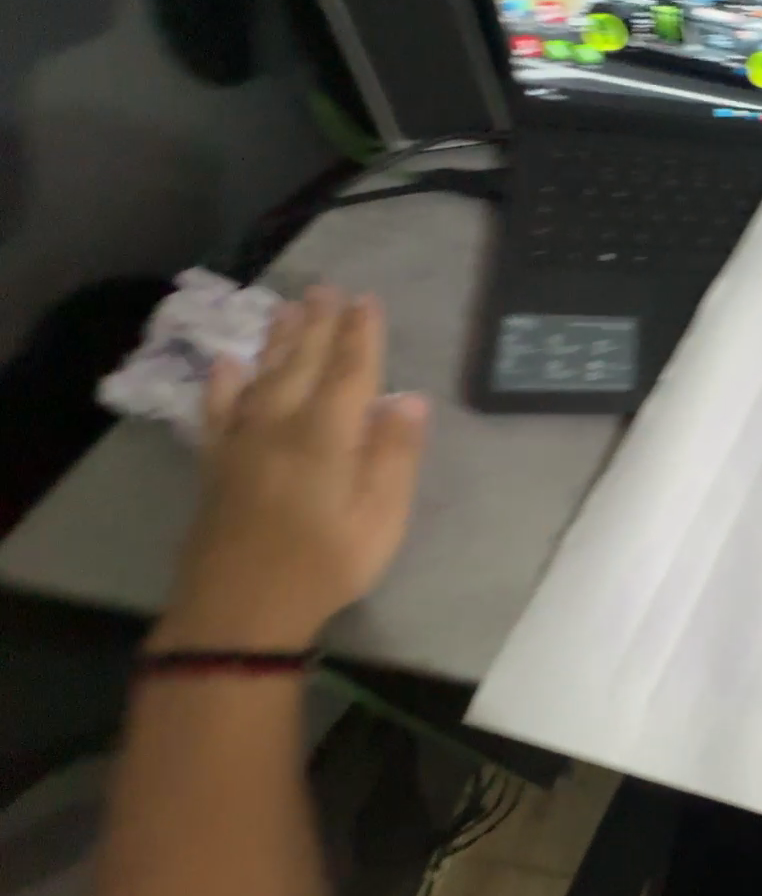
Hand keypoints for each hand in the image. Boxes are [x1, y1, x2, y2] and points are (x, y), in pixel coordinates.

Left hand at [147, 288, 427, 652]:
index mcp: (325, 437)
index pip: (348, 374)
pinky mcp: (220, 463)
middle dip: (318, 326)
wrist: (244, 605)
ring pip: (261, 377)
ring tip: (290, 308)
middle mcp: (279, 427)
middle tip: (327, 289)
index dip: (360, 337)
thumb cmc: (331, 561)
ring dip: (278, 341)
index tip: (366, 301)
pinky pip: (219, 410)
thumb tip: (408, 399)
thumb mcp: (382, 514)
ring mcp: (242, 443)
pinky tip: (228, 363)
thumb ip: (394, 454)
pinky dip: (223, 382)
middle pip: (301, 366)